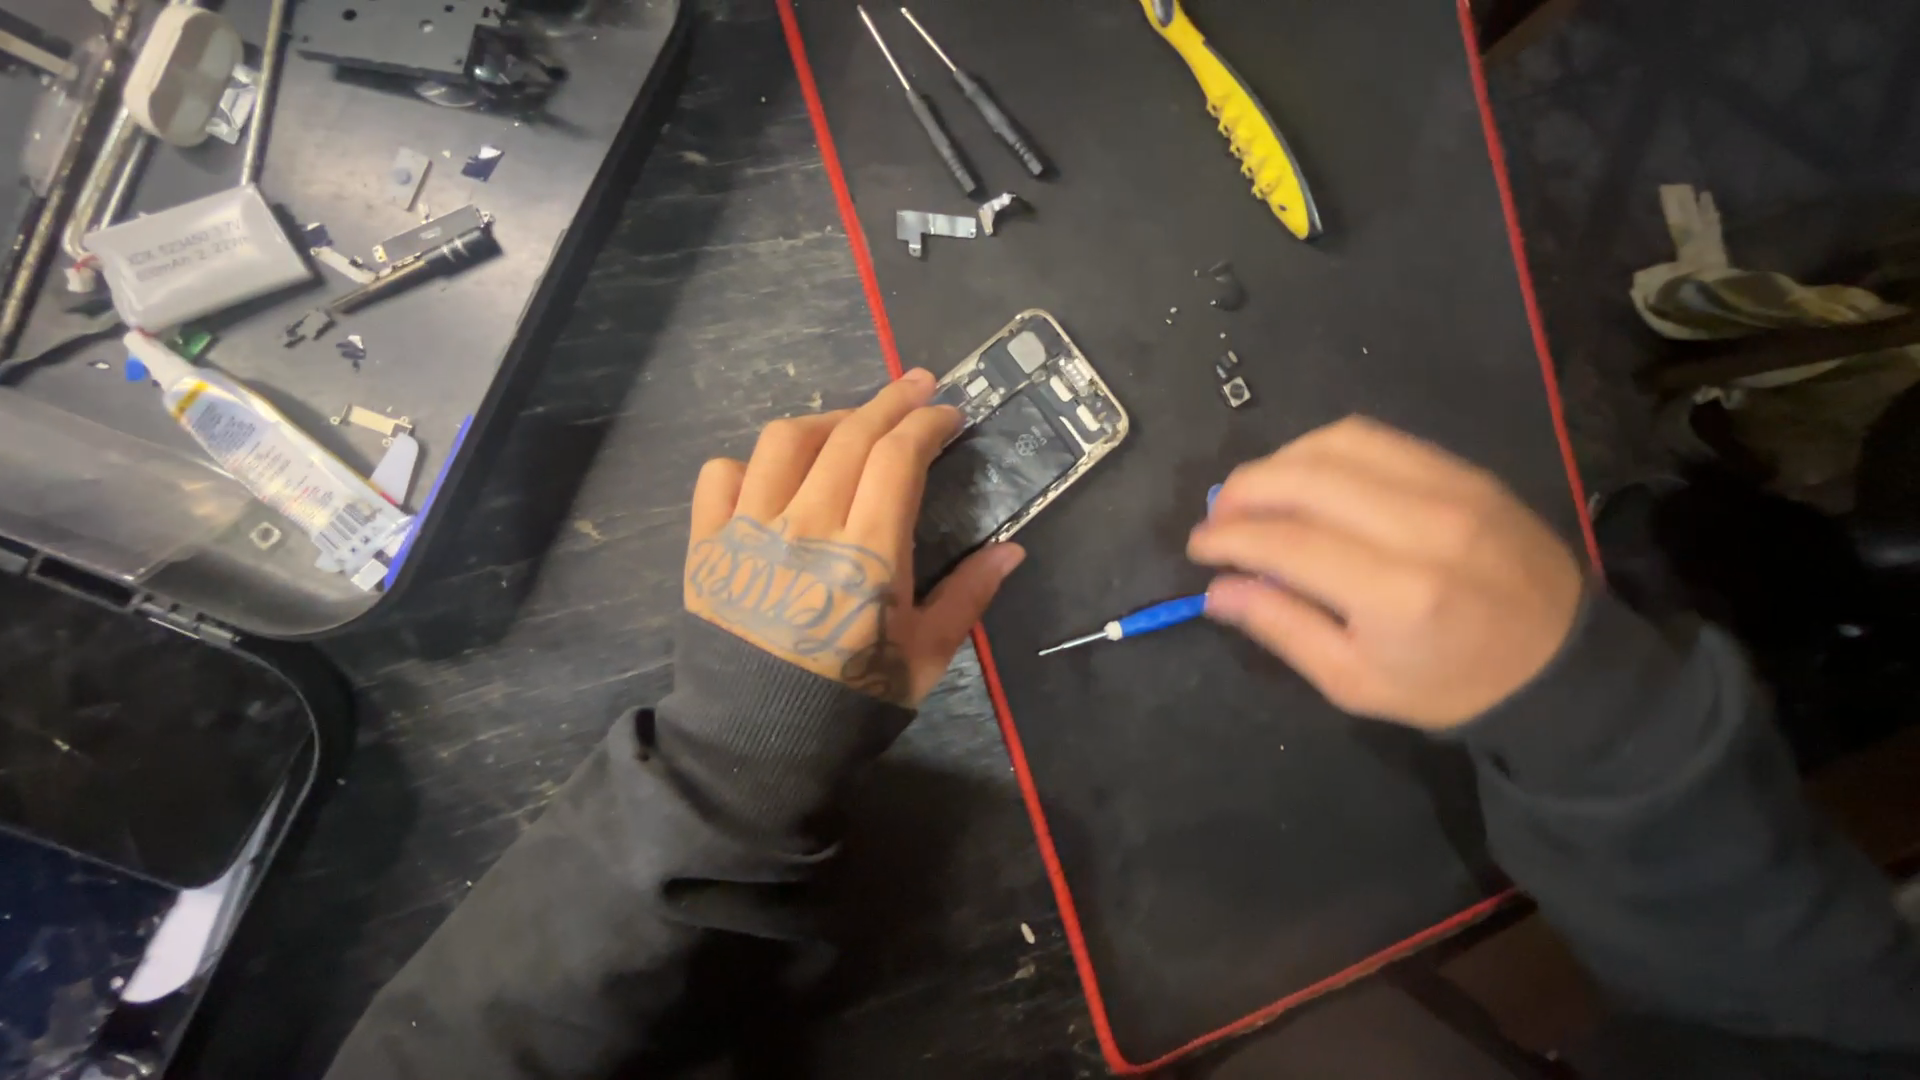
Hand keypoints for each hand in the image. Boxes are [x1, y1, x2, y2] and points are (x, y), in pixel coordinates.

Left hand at [684, 369, 1025, 705]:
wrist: (758, 743)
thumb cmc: (851, 702)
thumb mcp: (926, 656)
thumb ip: (969, 597)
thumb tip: (1012, 550)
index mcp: (866, 554)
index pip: (898, 457)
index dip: (928, 423)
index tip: (949, 414)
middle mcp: (805, 526)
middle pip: (849, 435)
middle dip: (890, 401)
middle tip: (917, 387)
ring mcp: (748, 531)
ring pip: (784, 441)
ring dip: (827, 421)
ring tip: (852, 426)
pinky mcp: (707, 545)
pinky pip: (721, 476)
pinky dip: (752, 462)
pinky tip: (777, 475)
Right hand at [1187, 416, 1584, 729]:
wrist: (1562, 668)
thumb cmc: (1448, 686)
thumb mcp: (1353, 681)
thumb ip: (1281, 627)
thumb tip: (1215, 589)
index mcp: (1396, 594)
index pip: (1285, 542)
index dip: (1227, 538)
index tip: (1198, 547)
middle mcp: (1423, 526)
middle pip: (1306, 478)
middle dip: (1242, 490)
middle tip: (1216, 515)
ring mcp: (1451, 488)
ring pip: (1338, 444)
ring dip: (1279, 462)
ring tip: (1256, 493)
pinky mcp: (1465, 471)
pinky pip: (1376, 438)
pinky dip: (1323, 450)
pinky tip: (1305, 477)